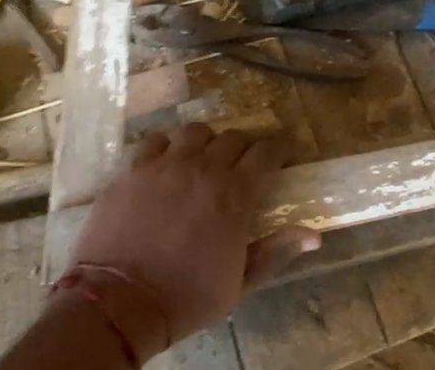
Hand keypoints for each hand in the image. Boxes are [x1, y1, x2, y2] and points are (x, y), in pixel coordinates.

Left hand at [69, 124, 319, 347]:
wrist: (119, 303)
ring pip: (195, 131)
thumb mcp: (239, 283)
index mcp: (235, 194)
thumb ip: (276, 251)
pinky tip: (165, 165)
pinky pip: (155, 140)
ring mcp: (166, 164)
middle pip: (233, 137)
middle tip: (238, 167)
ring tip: (200, 161)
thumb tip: (314, 235)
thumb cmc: (186, 298)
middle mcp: (204, 168)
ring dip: (204, 143)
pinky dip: (165, 147)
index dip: (276, 151)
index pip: (267, 152)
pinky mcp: (134, 168)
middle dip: (242, 148)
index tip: (278, 158)